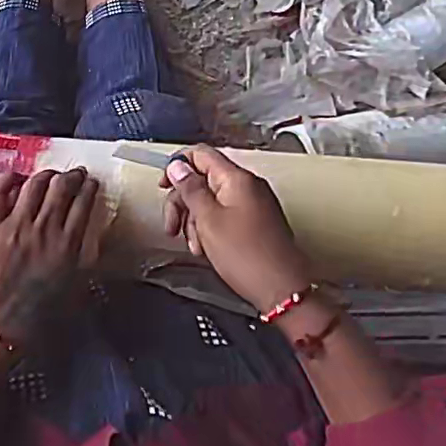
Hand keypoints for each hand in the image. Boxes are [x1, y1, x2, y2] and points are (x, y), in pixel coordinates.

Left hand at [0, 169, 98, 370]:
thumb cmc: (36, 315)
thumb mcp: (73, 287)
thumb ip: (85, 257)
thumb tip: (92, 232)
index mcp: (68, 247)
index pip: (84, 204)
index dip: (88, 188)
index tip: (90, 183)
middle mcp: (44, 230)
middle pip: (61, 187)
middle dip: (71, 176)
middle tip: (73, 175)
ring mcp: (14, 224)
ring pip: (35, 184)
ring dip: (45, 175)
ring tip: (48, 176)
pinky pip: (0, 190)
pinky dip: (11, 178)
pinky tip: (16, 178)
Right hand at [160, 144, 313, 313]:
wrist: (282, 291)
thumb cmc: (247, 256)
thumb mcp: (207, 219)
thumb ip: (190, 189)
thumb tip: (177, 166)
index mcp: (237, 179)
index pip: (200, 154)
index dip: (177, 165)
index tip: (164, 186)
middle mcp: (248, 186)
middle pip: (203, 179)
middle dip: (183, 201)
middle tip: (172, 225)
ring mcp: (253, 204)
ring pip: (211, 200)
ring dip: (194, 220)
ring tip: (194, 244)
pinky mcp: (255, 222)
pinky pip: (224, 215)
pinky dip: (209, 228)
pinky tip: (206, 248)